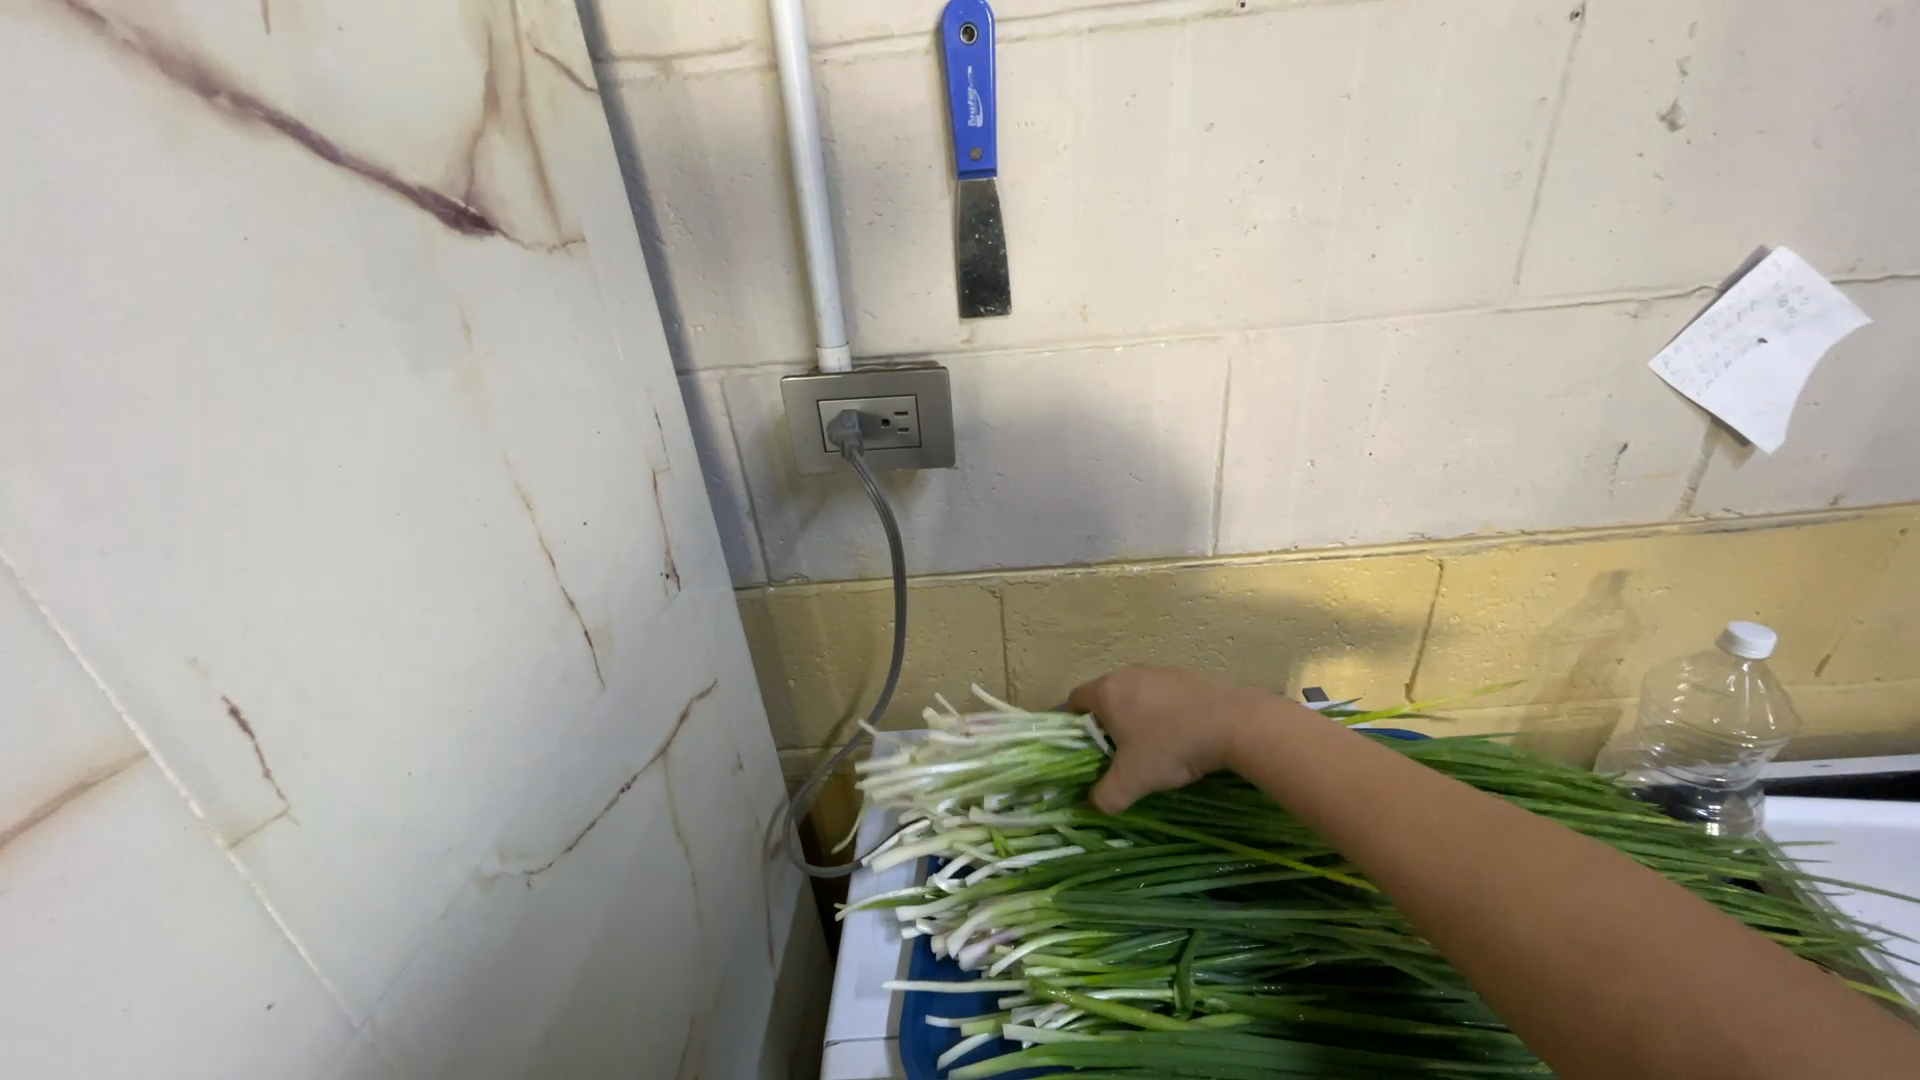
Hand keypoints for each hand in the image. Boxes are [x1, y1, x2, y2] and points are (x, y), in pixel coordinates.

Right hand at [1067, 666, 1298, 813]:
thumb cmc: (1171, 747)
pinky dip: (1166, 713)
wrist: (1232, 724)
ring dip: (1139, 717)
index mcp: (1107, 691)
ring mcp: (1160, 671)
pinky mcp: (1188, 676)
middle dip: (1108, 723)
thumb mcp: (1132, 781)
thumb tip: (1093, 805)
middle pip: (1106, 697)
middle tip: (1118, 753)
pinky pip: (1165, 695)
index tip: (1085, 748)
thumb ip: (1105, 796)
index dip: (1074, 724)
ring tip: (1154, 746)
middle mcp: (1129, 673)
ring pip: (1137, 695)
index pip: (1075, 700)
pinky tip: (1182, 736)